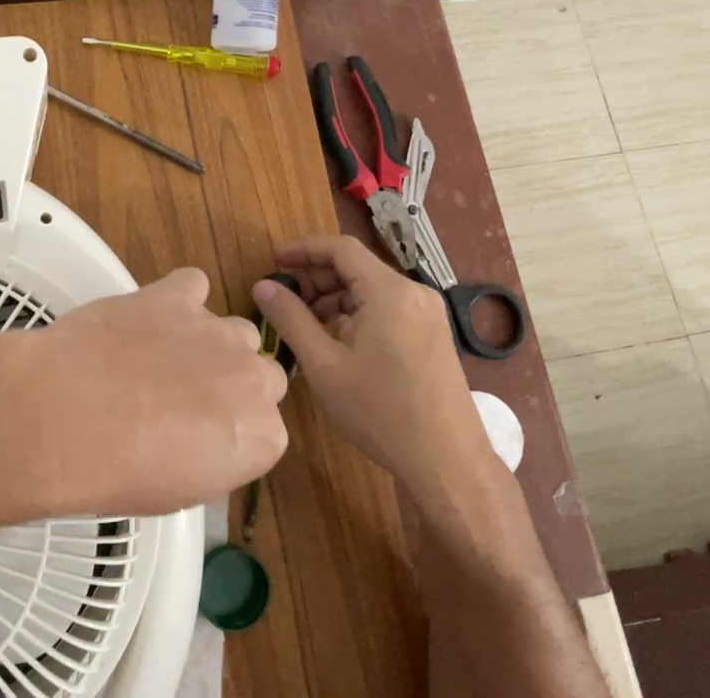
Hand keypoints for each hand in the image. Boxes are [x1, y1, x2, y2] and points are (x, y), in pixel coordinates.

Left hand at [0, 267, 288, 516]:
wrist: (70, 416)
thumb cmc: (120, 472)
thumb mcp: (178, 492)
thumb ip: (209, 457)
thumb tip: (198, 439)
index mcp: (263, 436)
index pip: (263, 429)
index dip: (229, 430)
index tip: (197, 437)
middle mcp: (252, 379)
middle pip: (259, 375)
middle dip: (229, 384)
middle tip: (182, 399)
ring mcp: (216, 331)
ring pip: (234, 330)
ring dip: (208, 343)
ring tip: (159, 357)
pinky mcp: (176, 297)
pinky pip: (192, 285)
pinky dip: (177, 297)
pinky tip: (149, 315)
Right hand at [252, 235, 494, 490]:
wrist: (447, 460)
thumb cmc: (380, 411)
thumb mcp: (324, 366)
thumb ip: (291, 320)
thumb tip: (263, 287)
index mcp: (389, 292)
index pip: (341, 249)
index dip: (303, 249)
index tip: (274, 261)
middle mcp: (413, 293)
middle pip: (356, 268)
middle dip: (316, 279)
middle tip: (283, 302)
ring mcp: (427, 315)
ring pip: (370, 291)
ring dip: (334, 300)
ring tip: (303, 328)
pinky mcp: (432, 335)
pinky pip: (387, 310)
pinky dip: (356, 316)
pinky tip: (335, 344)